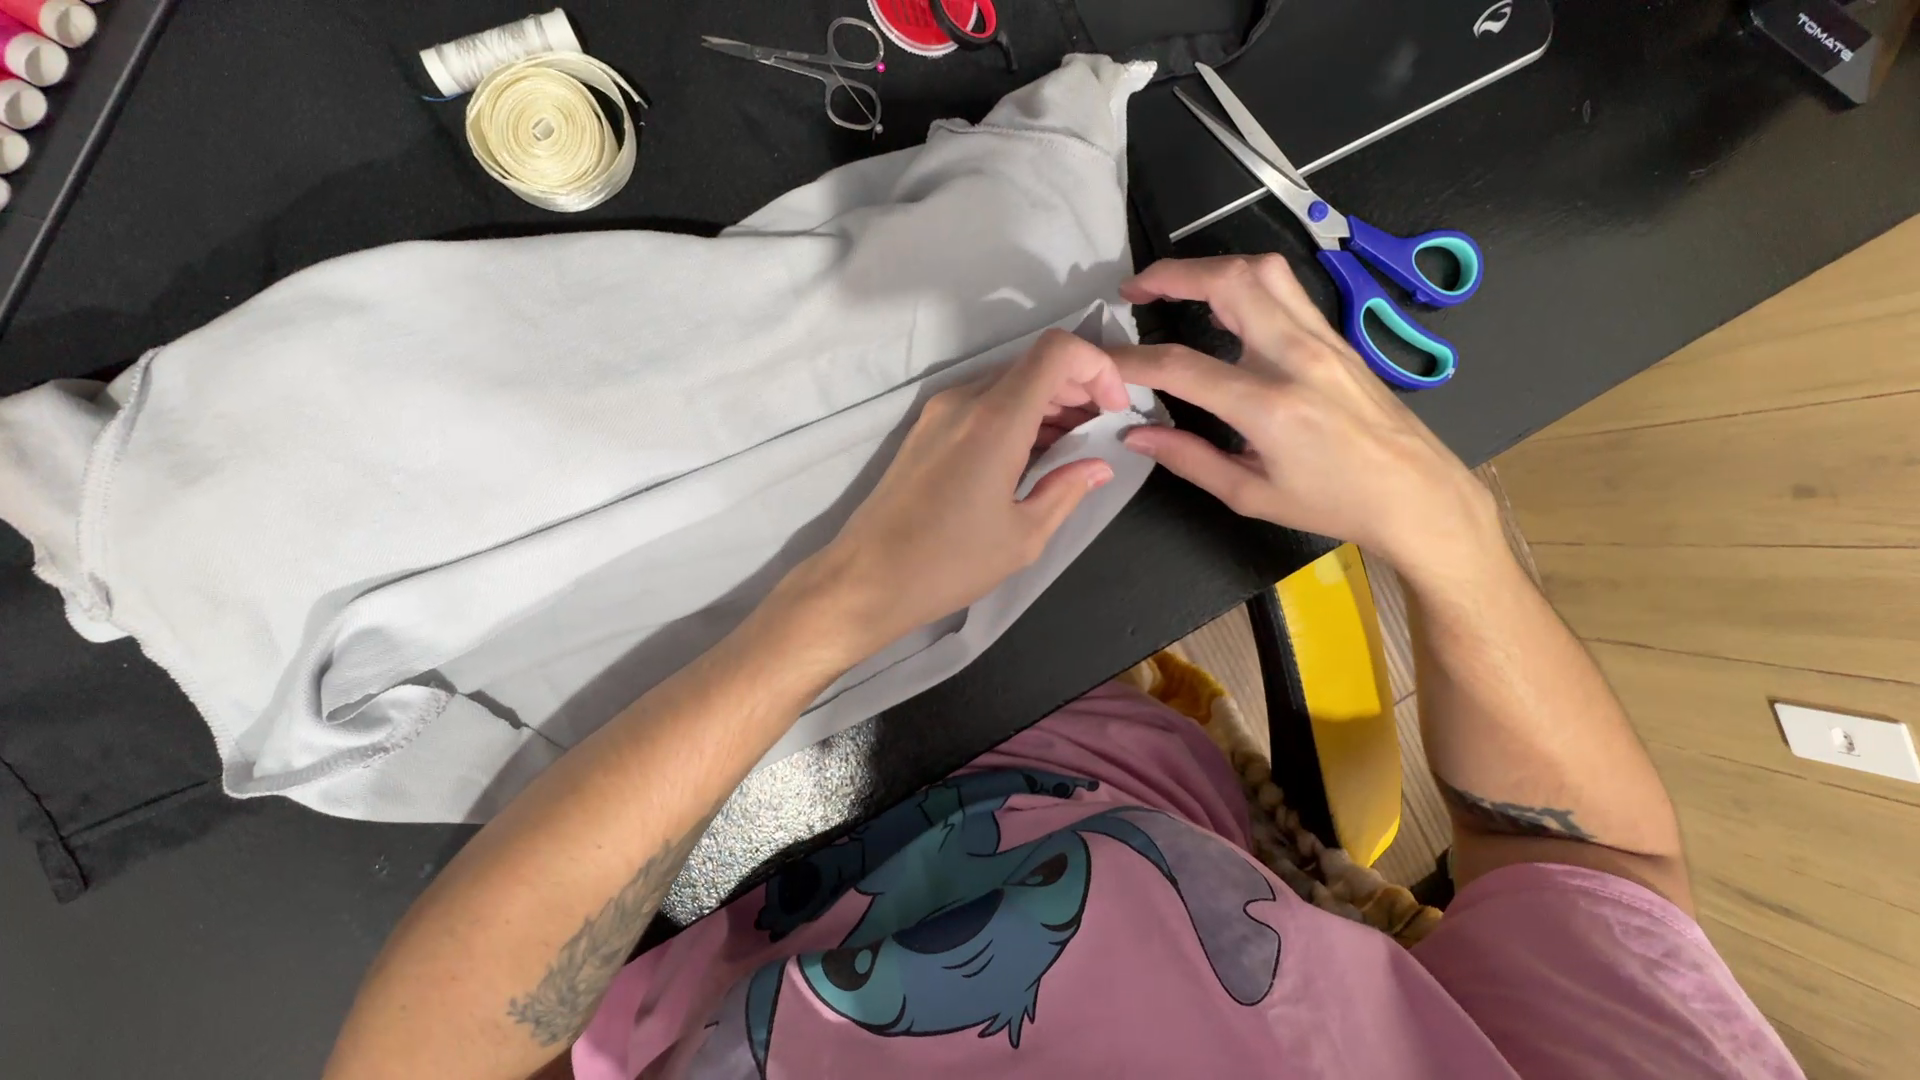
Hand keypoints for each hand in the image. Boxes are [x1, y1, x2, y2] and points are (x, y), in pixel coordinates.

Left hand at [794, 329, 1130, 655]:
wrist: (866, 578)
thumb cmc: (948, 563)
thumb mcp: (1022, 536)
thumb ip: (1067, 490)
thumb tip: (1098, 467)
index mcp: (995, 420)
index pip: (1057, 351)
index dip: (1097, 368)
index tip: (1114, 408)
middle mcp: (964, 401)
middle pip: (1034, 364)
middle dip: (1077, 387)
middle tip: (1100, 429)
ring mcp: (939, 412)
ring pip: (1008, 381)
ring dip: (1047, 402)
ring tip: (1072, 445)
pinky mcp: (925, 429)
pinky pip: (982, 402)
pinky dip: (1016, 414)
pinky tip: (1031, 452)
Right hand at [1115, 256, 1498, 584]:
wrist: (1416, 493)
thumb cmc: (1332, 503)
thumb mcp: (1250, 494)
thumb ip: (1188, 458)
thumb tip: (1135, 433)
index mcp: (1270, 406)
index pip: (1182, 366)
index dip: (1130, 361)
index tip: (1101, 361)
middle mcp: (1296, 357)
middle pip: (1229, 282)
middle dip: (1171, 275)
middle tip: (1133, 291)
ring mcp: (1322, 338)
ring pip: (1262, 270)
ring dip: (1210, 268)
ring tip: (1175, 286)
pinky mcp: (1336, 336)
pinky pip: (1285, 290)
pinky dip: (1243, 282)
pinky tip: (1222, 305)